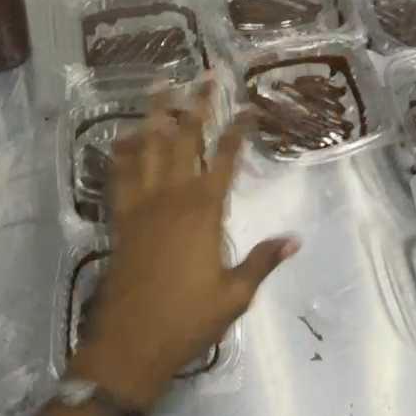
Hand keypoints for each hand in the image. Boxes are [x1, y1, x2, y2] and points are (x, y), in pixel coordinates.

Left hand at [69, 78, 298, 407]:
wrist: (131, 341)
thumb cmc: (188, 319)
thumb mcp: (235, 295)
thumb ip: (262, 262)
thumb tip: (294, 240)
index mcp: (205, 211)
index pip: (225, 159)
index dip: (237, 130)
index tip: (248, 106)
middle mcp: (173, 197)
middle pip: (186, 140)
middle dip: (197, 105)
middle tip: (204, 74)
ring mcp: (143, 204)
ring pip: (150, 147)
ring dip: (156, 114)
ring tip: (161, 85)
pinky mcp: (121, 218)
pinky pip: (121, 174)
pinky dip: (123, 151)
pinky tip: (124, 134)